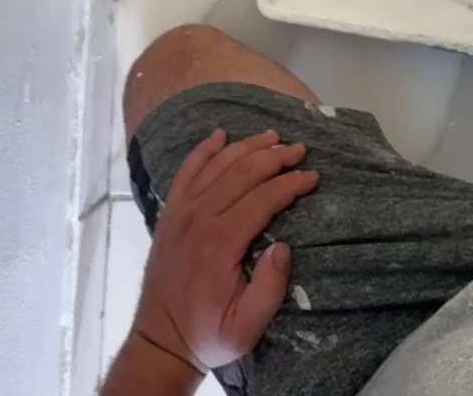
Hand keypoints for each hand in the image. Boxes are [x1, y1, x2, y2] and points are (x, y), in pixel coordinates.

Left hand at [132, 129, 320, 373]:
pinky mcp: (170, 211)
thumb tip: (284, 246)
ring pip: (218, 164)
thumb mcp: (246, 328)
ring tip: (273, 137)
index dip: (291, 184)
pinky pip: (188, 169)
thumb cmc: (207, 333)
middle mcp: (199, 217)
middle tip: (300, 150)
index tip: (313, 176)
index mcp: (220, 243)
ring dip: (248, 146)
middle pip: (243, 172)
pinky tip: (221, 134)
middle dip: (276, 157)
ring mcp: (182, 210)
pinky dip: (205, 148)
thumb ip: (269, 290)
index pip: (263, 198)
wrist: (159, 339)